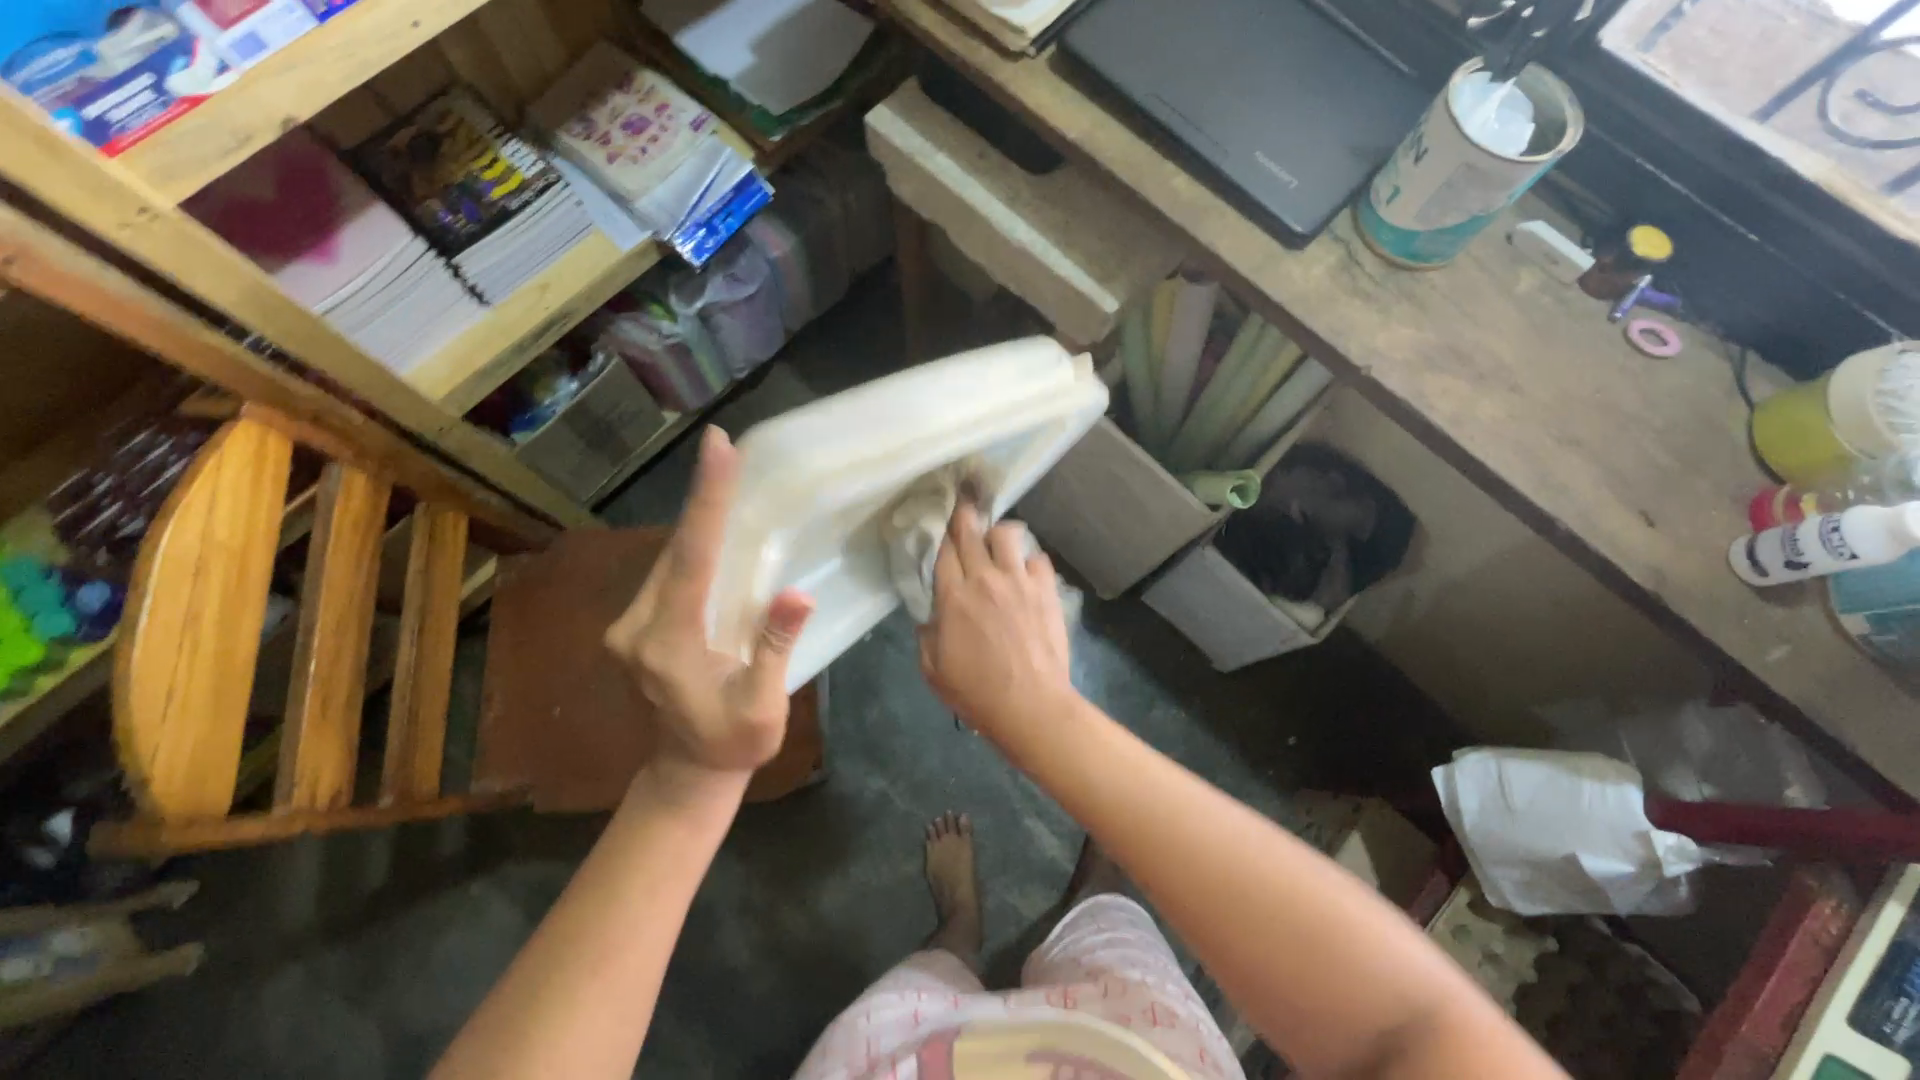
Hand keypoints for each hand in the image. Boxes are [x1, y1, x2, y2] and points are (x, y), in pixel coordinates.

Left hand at [605, 427, 813, 777]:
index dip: (707, 501)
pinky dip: (691, 546)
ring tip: (724, 477)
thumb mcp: (761, 706)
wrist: (689, 772)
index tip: (717, 450)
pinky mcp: (636, 628)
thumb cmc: (733, 744)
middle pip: (675, 550)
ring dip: (697, 521)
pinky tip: (712, 529)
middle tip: (723, 448)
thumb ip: (773, 649)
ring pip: (668, 559)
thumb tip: (797, 595)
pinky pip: (667, 574)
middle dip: (702, 499)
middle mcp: (636, 627)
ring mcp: (630, 627)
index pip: (691, 559)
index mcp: (667, 644)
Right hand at [918, 502, 1075, 738]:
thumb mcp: (933, 669)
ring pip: (1007, 534)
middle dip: (964, 516)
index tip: (939, 526)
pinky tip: (1026, 572)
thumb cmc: (976, 693)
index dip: (940, 534)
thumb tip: (931, 616)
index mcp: (953, 598)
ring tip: (997, 542)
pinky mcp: (1046, 590)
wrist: (1031, 706)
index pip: (943, 550)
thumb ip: (927, 635)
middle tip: (964, 508)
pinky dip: (1029, 561)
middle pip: (971, 531)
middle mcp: (985, 579)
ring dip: (998, 534)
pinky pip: (1037, 558)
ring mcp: (1019, 581)